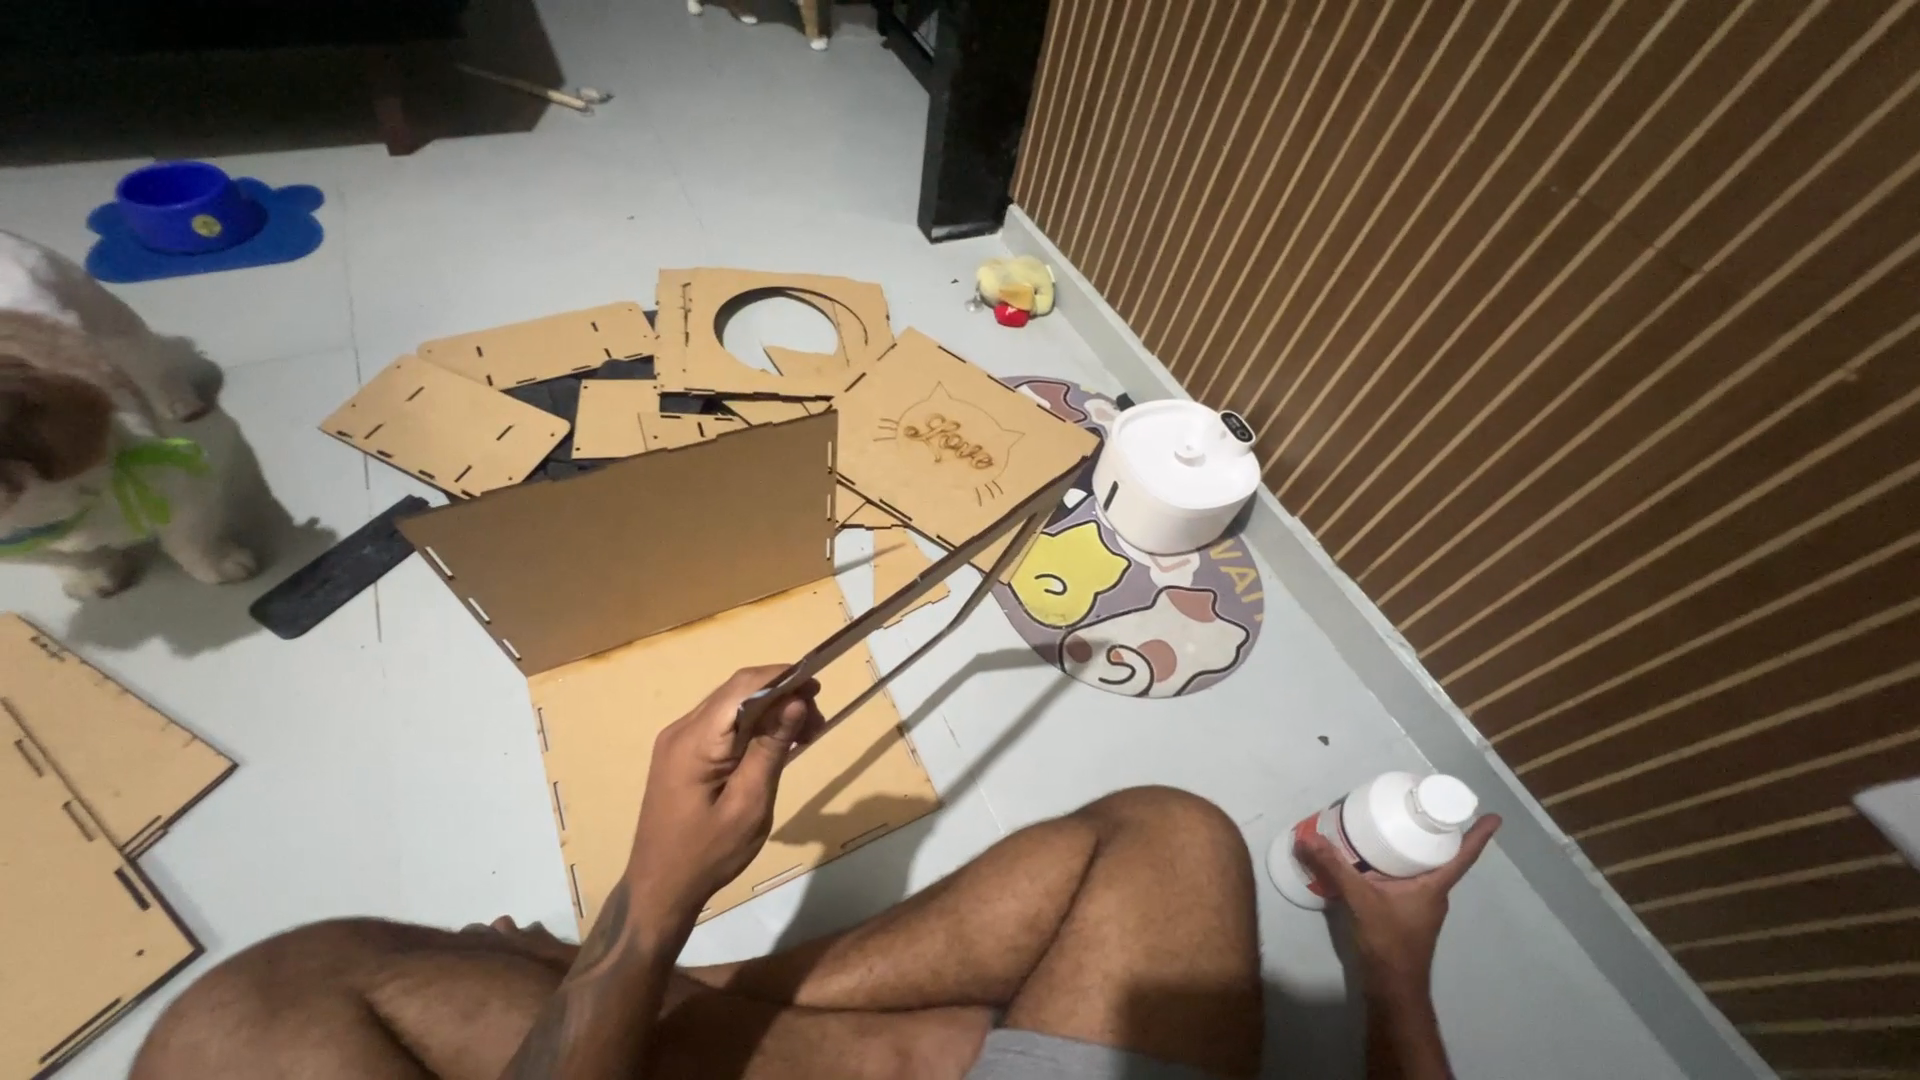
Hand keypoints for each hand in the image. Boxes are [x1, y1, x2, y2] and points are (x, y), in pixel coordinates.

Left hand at [625, 666, 826, 929]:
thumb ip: (770, 749)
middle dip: (782, 695)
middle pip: (738, 691)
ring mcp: (678, 740)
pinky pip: (722, 724)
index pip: (743, 686)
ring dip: (770, 710)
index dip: (782, 677)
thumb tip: (796, 701)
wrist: (660, 889)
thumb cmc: (708, 854)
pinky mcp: (681, 753)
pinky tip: (776, 743)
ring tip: (805, 734)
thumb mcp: (749, 804)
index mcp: (696, 741)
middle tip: (817, 722)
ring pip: (732, 705)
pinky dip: (753, 725)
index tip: (817, 687)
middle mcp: (682, 729)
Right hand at [1296, 815, 1500, 998]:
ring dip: (1411, 847)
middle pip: (1439, 856)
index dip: (1478, 836)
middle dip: (1433, 832)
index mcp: (1435, 887)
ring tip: (1391, 824)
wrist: (1391, 985)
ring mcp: (1420, 903)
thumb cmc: (1389, 941)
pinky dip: (1393, 863)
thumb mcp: (1360, 899)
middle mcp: (1433, 892)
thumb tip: (1306, 837)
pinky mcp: (1404, 910)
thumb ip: (1333, 867)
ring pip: (1419, 867)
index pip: (1463, 856)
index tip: (1492, 816)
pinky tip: (1370, 856)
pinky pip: (1403, 877)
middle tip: (1420, 806)